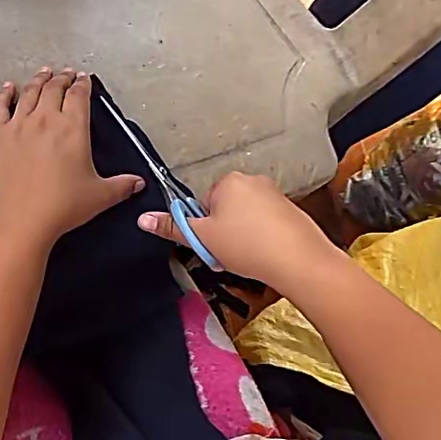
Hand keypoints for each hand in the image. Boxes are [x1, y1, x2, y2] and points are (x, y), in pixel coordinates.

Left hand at [0, 68, 143, 252]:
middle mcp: (45, 120)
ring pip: (29, 93)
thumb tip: (136, 183)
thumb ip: (122, 186)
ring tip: (43, 74)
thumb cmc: (59, 207)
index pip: (79, 96)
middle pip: (53, 88)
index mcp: (73, 129)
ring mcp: (19, 126)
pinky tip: (7, 88)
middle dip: (62, 78)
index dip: (83, 84)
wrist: (20, 220)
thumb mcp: (100, 196)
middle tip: (65, 73)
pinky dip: (4, 94)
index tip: (84, 79)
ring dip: (37, 80)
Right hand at [136, 171, 346, 293]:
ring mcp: (275, 194)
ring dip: (242, 237)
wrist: (297, 259)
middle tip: (228, 254)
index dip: (205, 228)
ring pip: (247, 218)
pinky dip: (263, 238)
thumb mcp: (203, 238)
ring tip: (248, 258)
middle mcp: (252, 180)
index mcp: (228, 181)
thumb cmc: (246, 245)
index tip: (212, 245)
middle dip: (224, 232)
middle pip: (226, 209)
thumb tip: (143, 219)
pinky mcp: (291, 211)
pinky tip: (265, 256)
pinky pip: (267, 223)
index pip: (205, 203)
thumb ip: (173, 227)